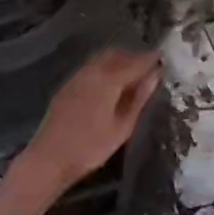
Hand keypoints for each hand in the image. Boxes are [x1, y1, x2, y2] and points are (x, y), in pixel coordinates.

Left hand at [17, 48, 161, 191]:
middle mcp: (90, 72)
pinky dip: (104, 70)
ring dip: (118, 62)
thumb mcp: (122, 127)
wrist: (49, 159)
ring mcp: (75, 78)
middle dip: (133, 57)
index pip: (134, 62)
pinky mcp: (66, 87)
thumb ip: (139, 99)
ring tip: (132, 77)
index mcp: (107, 80)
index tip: (164, 59)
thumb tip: (154, 76)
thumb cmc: (90, 148)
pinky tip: (110, 85)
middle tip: (149, 68)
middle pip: (116, 55)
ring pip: (100, 60)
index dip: (150, 59)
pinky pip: (90, 69)